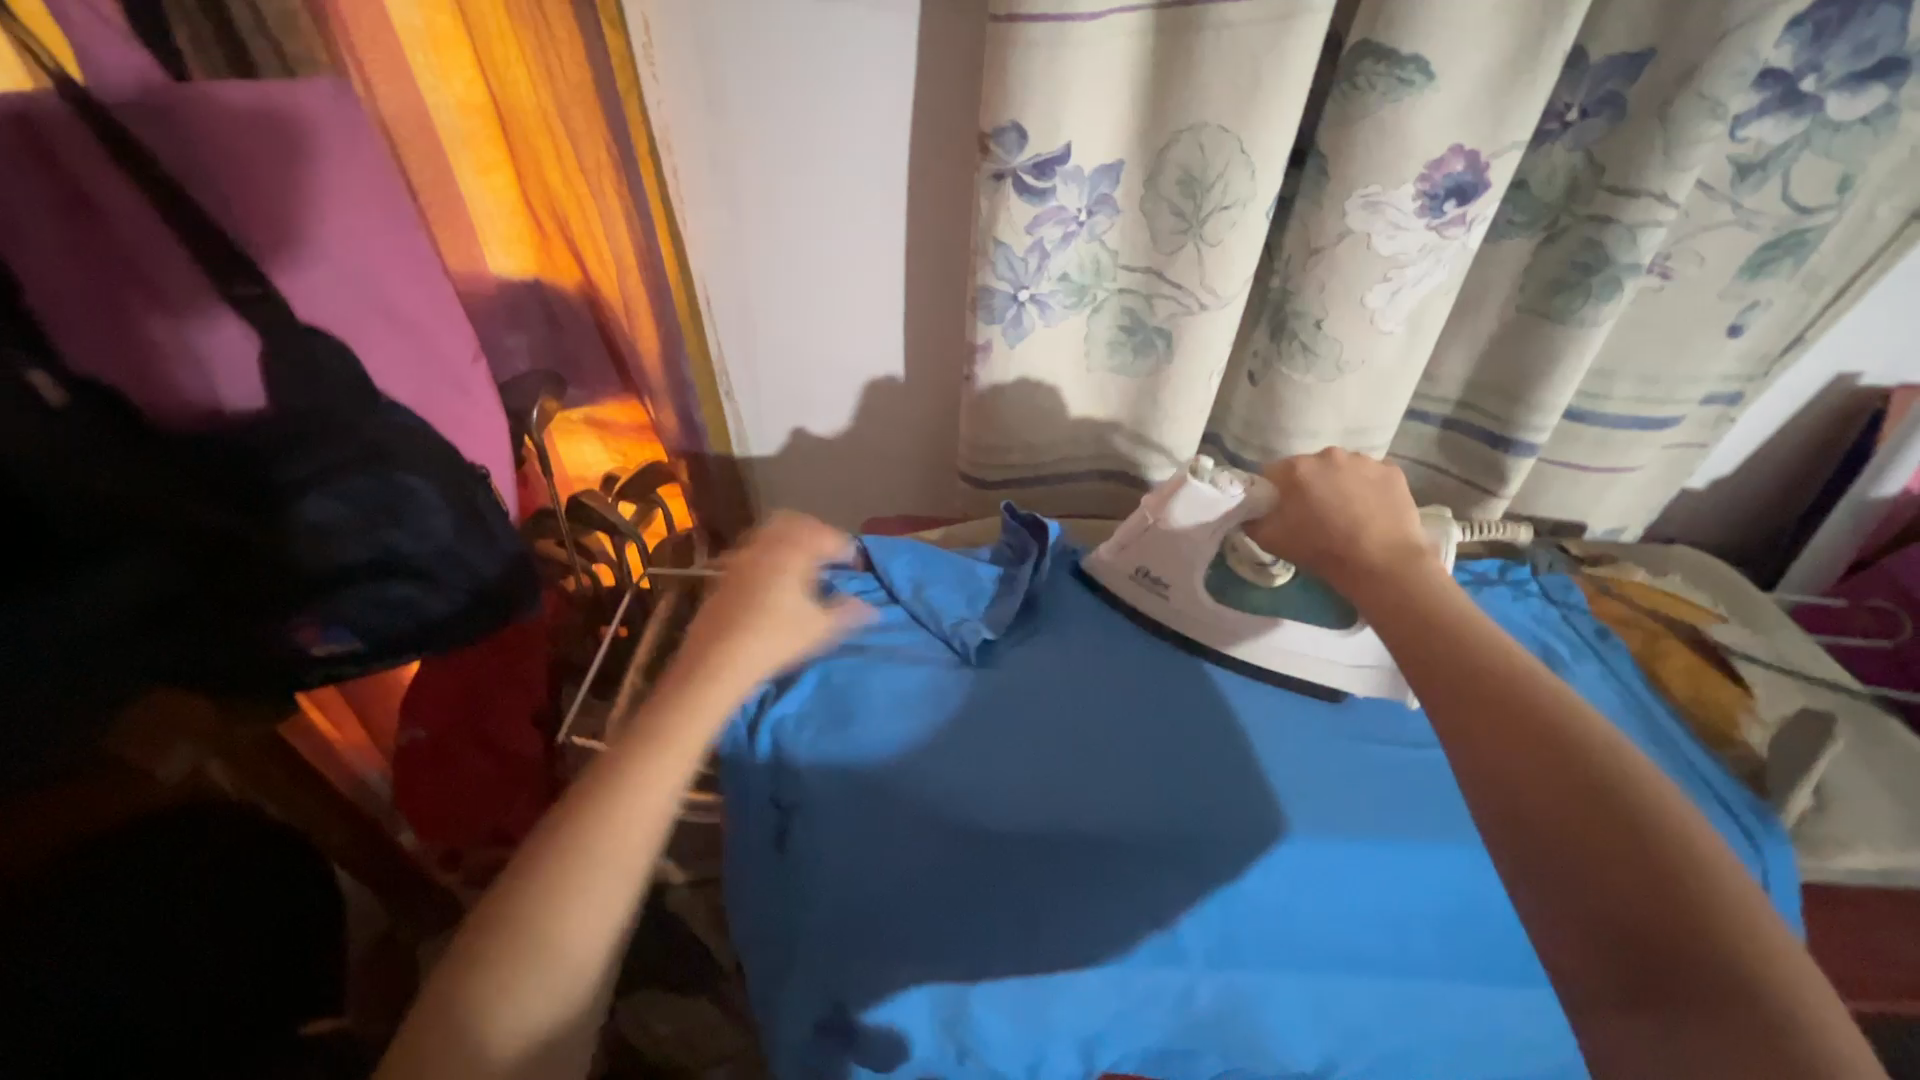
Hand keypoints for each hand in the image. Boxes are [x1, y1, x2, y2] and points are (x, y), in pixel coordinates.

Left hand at [671, 511, 873, 691]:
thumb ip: (848, 613)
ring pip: (770, 534)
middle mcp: (766, 545)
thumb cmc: (775, 640)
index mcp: (794, 551)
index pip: (828, 537)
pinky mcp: (723, 573)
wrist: (716, 660)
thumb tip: (873, 609)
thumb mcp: (820, 629)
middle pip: (796, 523)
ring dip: (790, 542)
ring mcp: (741, 557)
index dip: (846, 549)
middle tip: (829, 555)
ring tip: (802, 566)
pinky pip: (752, 551)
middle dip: (816, 534)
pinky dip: (769, 556)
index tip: (856, 566)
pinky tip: (773, 581)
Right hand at [1243, 448, 1437, 596]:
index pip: (1272, 474)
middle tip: (1314, 514)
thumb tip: (1249, 513)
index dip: (1273, 493)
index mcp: (1295, 468)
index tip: (1279, 511)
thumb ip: (1252, 520)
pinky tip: (1370, 512)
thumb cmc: (1321, 550)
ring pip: (1342, 469)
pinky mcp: (1392, 471)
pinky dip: (1367, 489)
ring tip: (1346, 514)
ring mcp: (1364, 460)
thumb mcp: (1270, 541)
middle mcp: (1328, 455)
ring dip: (1339, 485)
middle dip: (1308, 486)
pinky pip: (1371, 476)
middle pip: (1309, 468)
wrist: (1381, 563)